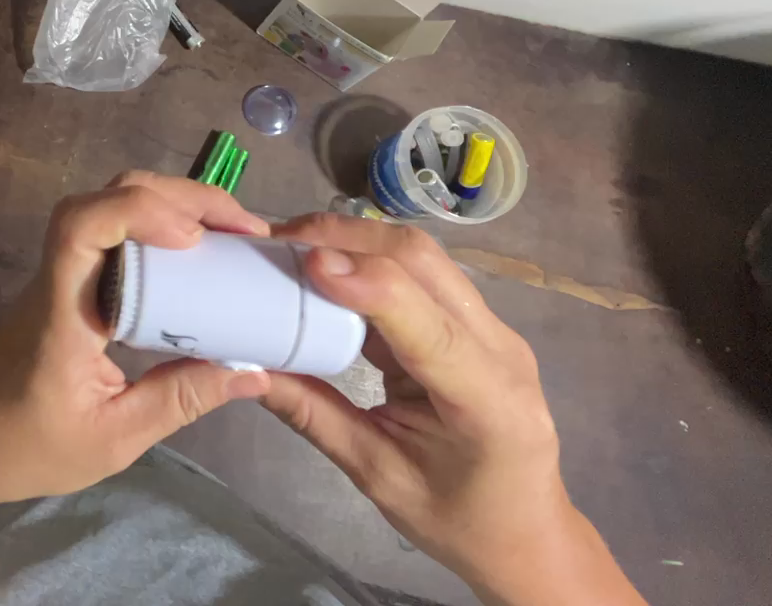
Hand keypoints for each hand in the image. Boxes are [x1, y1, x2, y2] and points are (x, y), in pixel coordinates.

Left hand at [0, 171, 273, 512]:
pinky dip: (156, 229)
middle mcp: (58, 277)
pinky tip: (194, 255)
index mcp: (61, 311)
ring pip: (106, 208)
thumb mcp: (114, 438)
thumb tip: (254, 370)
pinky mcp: (69, 282)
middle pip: (101, 200)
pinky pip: (111, 235)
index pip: (78, 228)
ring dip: (168, 206)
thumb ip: (181, 398)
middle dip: (175, 196)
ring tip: (228, 233)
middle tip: (242, 226)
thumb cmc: (25, 446)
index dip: (137, 211)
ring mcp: (60, 274)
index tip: (194, 237)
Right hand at [259, 214, 643, 605]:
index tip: (305, 262)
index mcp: (489, 401)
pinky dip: (359, 255)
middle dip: (344, 238)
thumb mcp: (376, 475)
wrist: (527, 532)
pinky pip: (411, 268)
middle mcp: (498, 347)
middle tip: (273, 243)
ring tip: (288, 246)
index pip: (428, 323)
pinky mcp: (464, 316)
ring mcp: (485, 325)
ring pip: (416, 253)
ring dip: (349, 238)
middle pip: (421, 261)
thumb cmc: (458, 517)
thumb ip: (312, 415)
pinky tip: (318, 265)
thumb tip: (244, 366)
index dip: (367, 282)